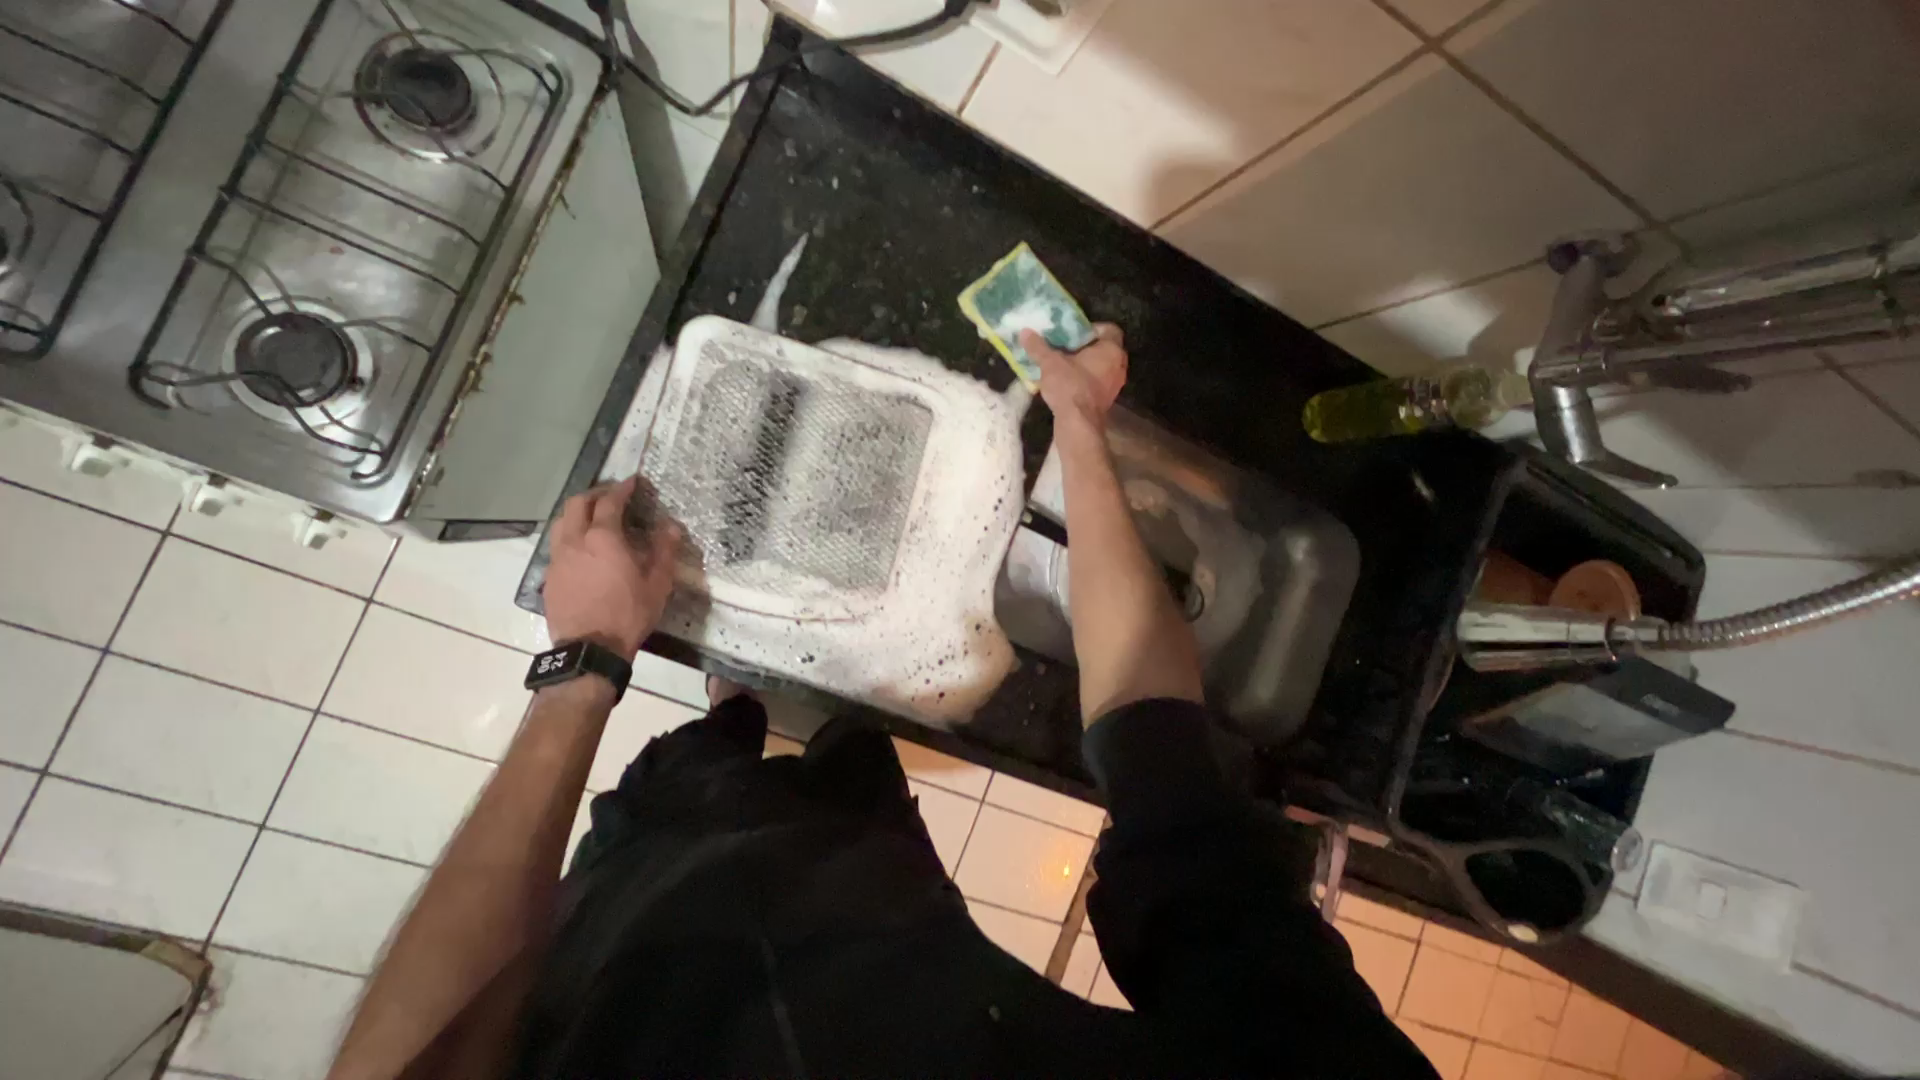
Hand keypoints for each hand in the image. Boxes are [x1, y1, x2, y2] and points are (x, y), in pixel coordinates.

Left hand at [543, 476, 682, 660]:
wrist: (590, 649)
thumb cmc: (629, 614)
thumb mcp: (658, 583)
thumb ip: (664, 550)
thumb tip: (671, 526)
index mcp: (603, 538)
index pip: (610, 502)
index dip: (622, 488)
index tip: (634, 482)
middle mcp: (575, 541)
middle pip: (577, 504)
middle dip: (595, 495)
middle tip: (612, 496)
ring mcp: (557, 559)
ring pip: (561, 523)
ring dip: (577, 513)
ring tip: (593, 519)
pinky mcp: (549, 577)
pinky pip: (557, 546)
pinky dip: (570, 537)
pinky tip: (583, 551)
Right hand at [1021, 323, 1127, 430]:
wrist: (1078, 423)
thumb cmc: (1070, 386)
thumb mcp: (1050, 363)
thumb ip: (1039, 347)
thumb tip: (1025, 332)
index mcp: (1111, 350)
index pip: (1109, 329)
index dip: (1090, 328)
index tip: (1072, 333)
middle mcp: (1118, 366)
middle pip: (1104, 349)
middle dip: (1085, 347)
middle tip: (1066, 347)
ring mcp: (1115, 385)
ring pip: (1101, 367)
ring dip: (1085, 365)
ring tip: (1064, 365)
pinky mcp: (1107, 400)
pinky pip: (1097, 383)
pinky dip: (1085, 381)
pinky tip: (1068, 383)